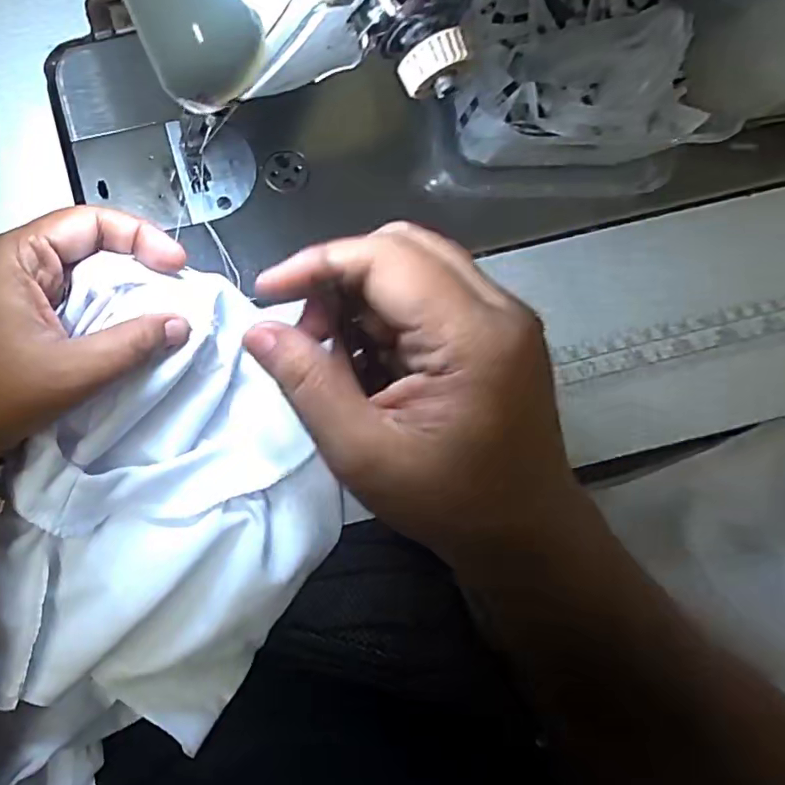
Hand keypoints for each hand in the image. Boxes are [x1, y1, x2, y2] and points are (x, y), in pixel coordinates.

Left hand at [0, 207, 191, 464]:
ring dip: (126, 289)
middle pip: (91, 243)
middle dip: (138, 261)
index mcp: (20, 256)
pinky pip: (78, 301)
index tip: (175, 264)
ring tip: (163, 306)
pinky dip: (109, 311)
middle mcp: (21, 264)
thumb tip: (179, 324)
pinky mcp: (29, 317)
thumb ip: (130, 345)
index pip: (91, 222)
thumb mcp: (70, 371)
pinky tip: (133, 328)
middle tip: (175, 285)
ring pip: (88, 274)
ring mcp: (24, 291)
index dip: (140, 236)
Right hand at [242, 222, 584, 570]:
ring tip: (335, 354)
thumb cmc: (448, 504)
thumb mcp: (362, 453)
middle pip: (402, 246)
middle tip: (306, 330)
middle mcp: (497, 308)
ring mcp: (502, 316)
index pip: (385, 257)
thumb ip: (307, 384)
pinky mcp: (496, 330)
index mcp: (472, 335)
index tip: (267, 291)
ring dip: (360, 295)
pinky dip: (384, 314)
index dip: (318, 263)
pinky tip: (369, 361)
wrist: (526, 538)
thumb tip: (258, 329)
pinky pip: (428, 292)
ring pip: (414, 264)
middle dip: (338, 276)